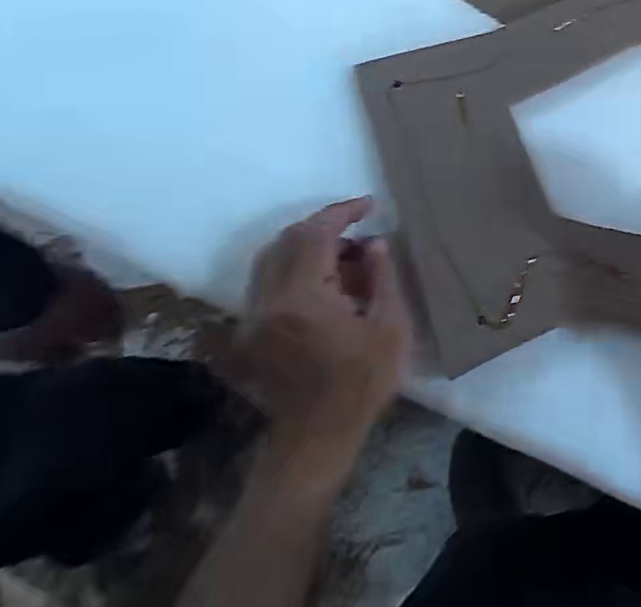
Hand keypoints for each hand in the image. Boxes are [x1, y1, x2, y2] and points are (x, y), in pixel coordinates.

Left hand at [235, 198, 409, 464]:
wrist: (318, 435)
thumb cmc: (364, 381)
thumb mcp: (390, 326)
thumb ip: (382, 277)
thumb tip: (373, 243)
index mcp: (302, 301)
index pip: (313, 236)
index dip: (341, 213)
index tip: (369, 205)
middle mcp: (267, 304)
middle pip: (286, 241)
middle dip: (323, 224)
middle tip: (360, 224)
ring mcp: (252, 319)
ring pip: (270, 259)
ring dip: (307, 244)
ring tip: (347, 251)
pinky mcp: (249, 332)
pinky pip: (267, 281)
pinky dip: (295, 266)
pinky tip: (327, 277)